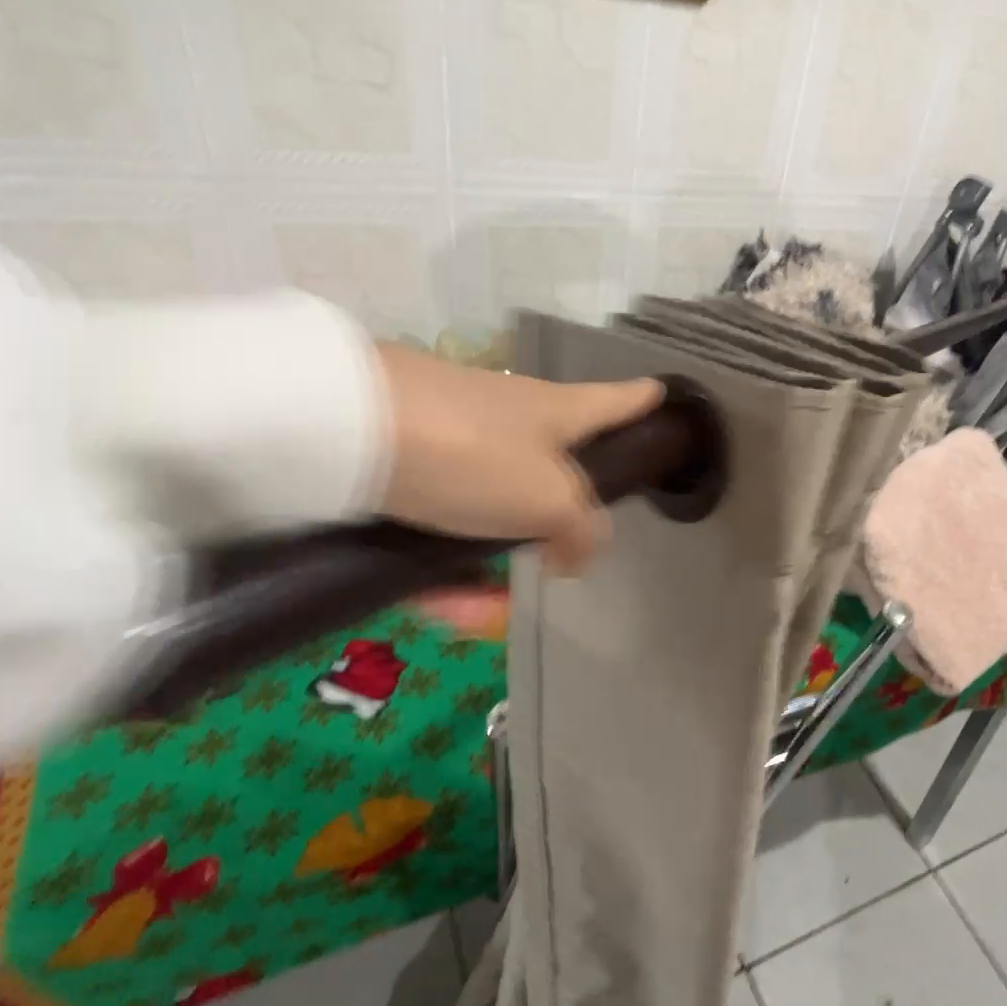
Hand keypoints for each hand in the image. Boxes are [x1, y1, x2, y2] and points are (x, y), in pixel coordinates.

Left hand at [374, 342, 662, 573]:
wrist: (346, 431)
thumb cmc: (471, 456)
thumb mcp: (548, 499)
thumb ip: (582, 528)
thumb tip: (579, 552)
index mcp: (558, 412)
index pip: (616, 401)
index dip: (642, 402)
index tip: (660, 395)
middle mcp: (512, 419)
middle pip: (549, 478)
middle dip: (549, 532)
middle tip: (546, 569)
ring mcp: (456, 441)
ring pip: (489, 518)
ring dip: (482, 572)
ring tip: (467, 609)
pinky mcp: (406, 465)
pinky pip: (440, 528)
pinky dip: (442, 567)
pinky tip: (432, 601)